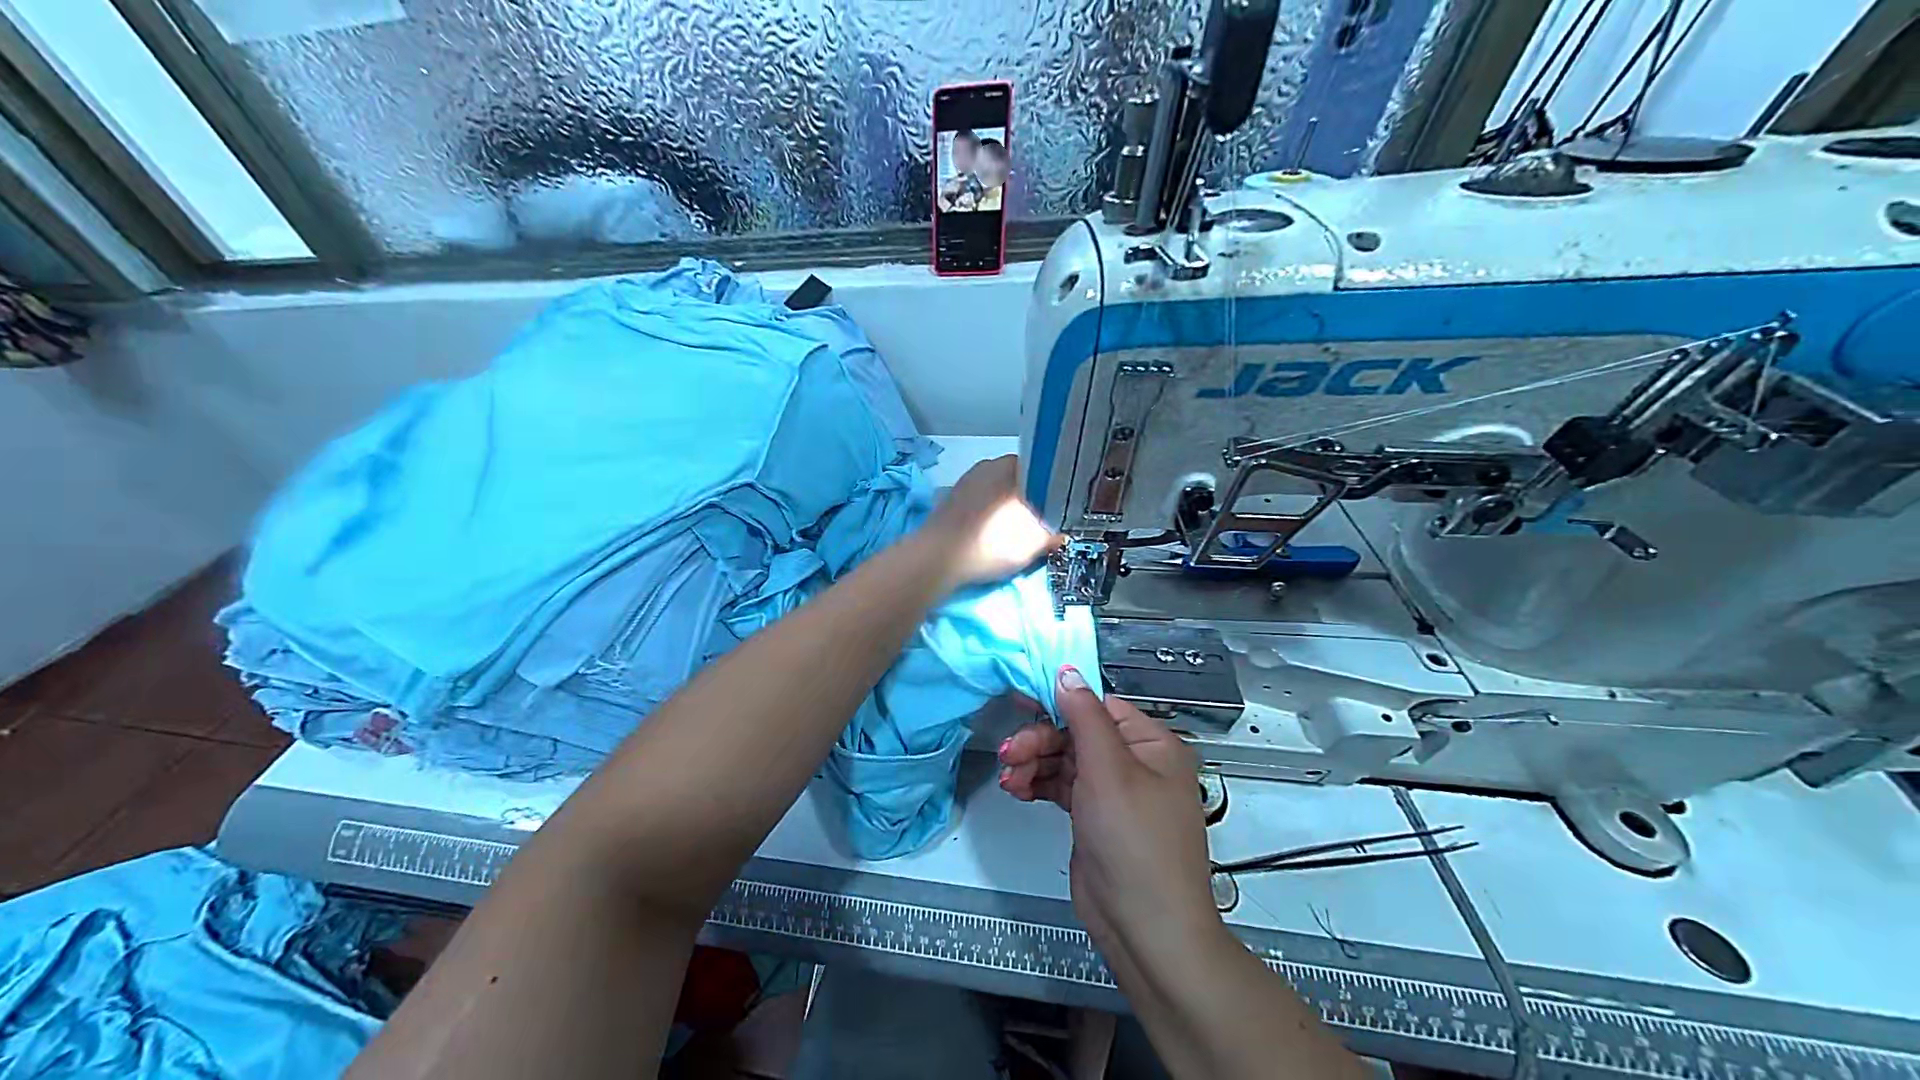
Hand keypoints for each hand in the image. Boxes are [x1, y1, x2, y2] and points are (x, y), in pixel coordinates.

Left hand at [916, 455, 1058, 590]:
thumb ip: (1052, 532)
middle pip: (1021, 478)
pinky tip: (992, 530)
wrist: (937, 558)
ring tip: (1016, 529)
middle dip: (1031, 497)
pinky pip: (981, 498)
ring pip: (999, 488)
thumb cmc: (988, 545)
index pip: (1044, 468)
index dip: (1054, 488)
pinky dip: (990, 510)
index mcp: (1011, 466)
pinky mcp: (953, 496)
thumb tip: (1061, 530)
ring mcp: (968, 479)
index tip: (1060, 505)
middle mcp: (988, 465)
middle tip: (1040, 520)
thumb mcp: (1032, 544)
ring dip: (1009, 504)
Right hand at [1001, 667, 1221, 965]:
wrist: (1145, 928)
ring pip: (1065, 760)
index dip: (1059, 703)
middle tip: (1010, 753)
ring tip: (1010, 777)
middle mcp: (1135, 764)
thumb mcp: (1109, 770)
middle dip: (1040, 740)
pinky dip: (1039, 785)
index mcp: (1152, 744)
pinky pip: (1062, 787)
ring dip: (1034, 763)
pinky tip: (1018, 790)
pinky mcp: (1094, 817)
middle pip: (1076, 734)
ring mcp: (1114, 793)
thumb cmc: (1137, 845)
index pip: (1099, 708)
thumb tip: (1068, 672)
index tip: (1022, 702)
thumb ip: (1084, 716)